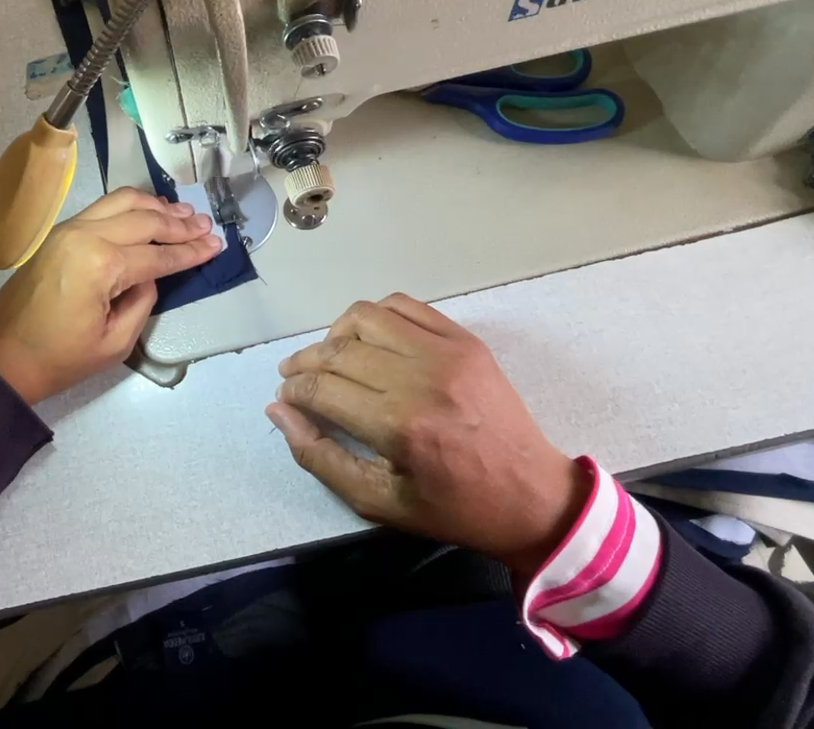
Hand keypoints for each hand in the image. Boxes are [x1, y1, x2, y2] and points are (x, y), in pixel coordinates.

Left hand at [0, 187, 223, 404]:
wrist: (1, 358)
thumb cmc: (59, 359)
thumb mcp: (114, 343)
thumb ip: (142, 301)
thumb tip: (150, 276)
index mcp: (101, 264)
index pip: (157, 254)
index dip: (190, 252)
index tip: (216, 245)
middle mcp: (85, 235)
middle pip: (143, 220)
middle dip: (178, 224)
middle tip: (206, 225)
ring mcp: (68, 229)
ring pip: (121, 202)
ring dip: (155, 206)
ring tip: (183, 213)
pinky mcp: (58, 233)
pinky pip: (101, 208)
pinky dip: (129, 206)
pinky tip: (148, 212)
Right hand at [266, 294, 587, 579]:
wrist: (534, 495)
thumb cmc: (454, 507)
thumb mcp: (379, 501)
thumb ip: (319, 457)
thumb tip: (279, 411)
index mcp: (400, 427)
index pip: (322, 387)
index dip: (293, 389)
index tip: (286, 397)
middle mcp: (420, 379)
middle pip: (337, 350)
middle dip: (304, 363)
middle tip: (294, 377)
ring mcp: (446, 352)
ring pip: (365, 316)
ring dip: (336, 334)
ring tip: (331, 357)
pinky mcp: (464, 340)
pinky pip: (403, 305)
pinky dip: (374, 316)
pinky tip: (369, 340)